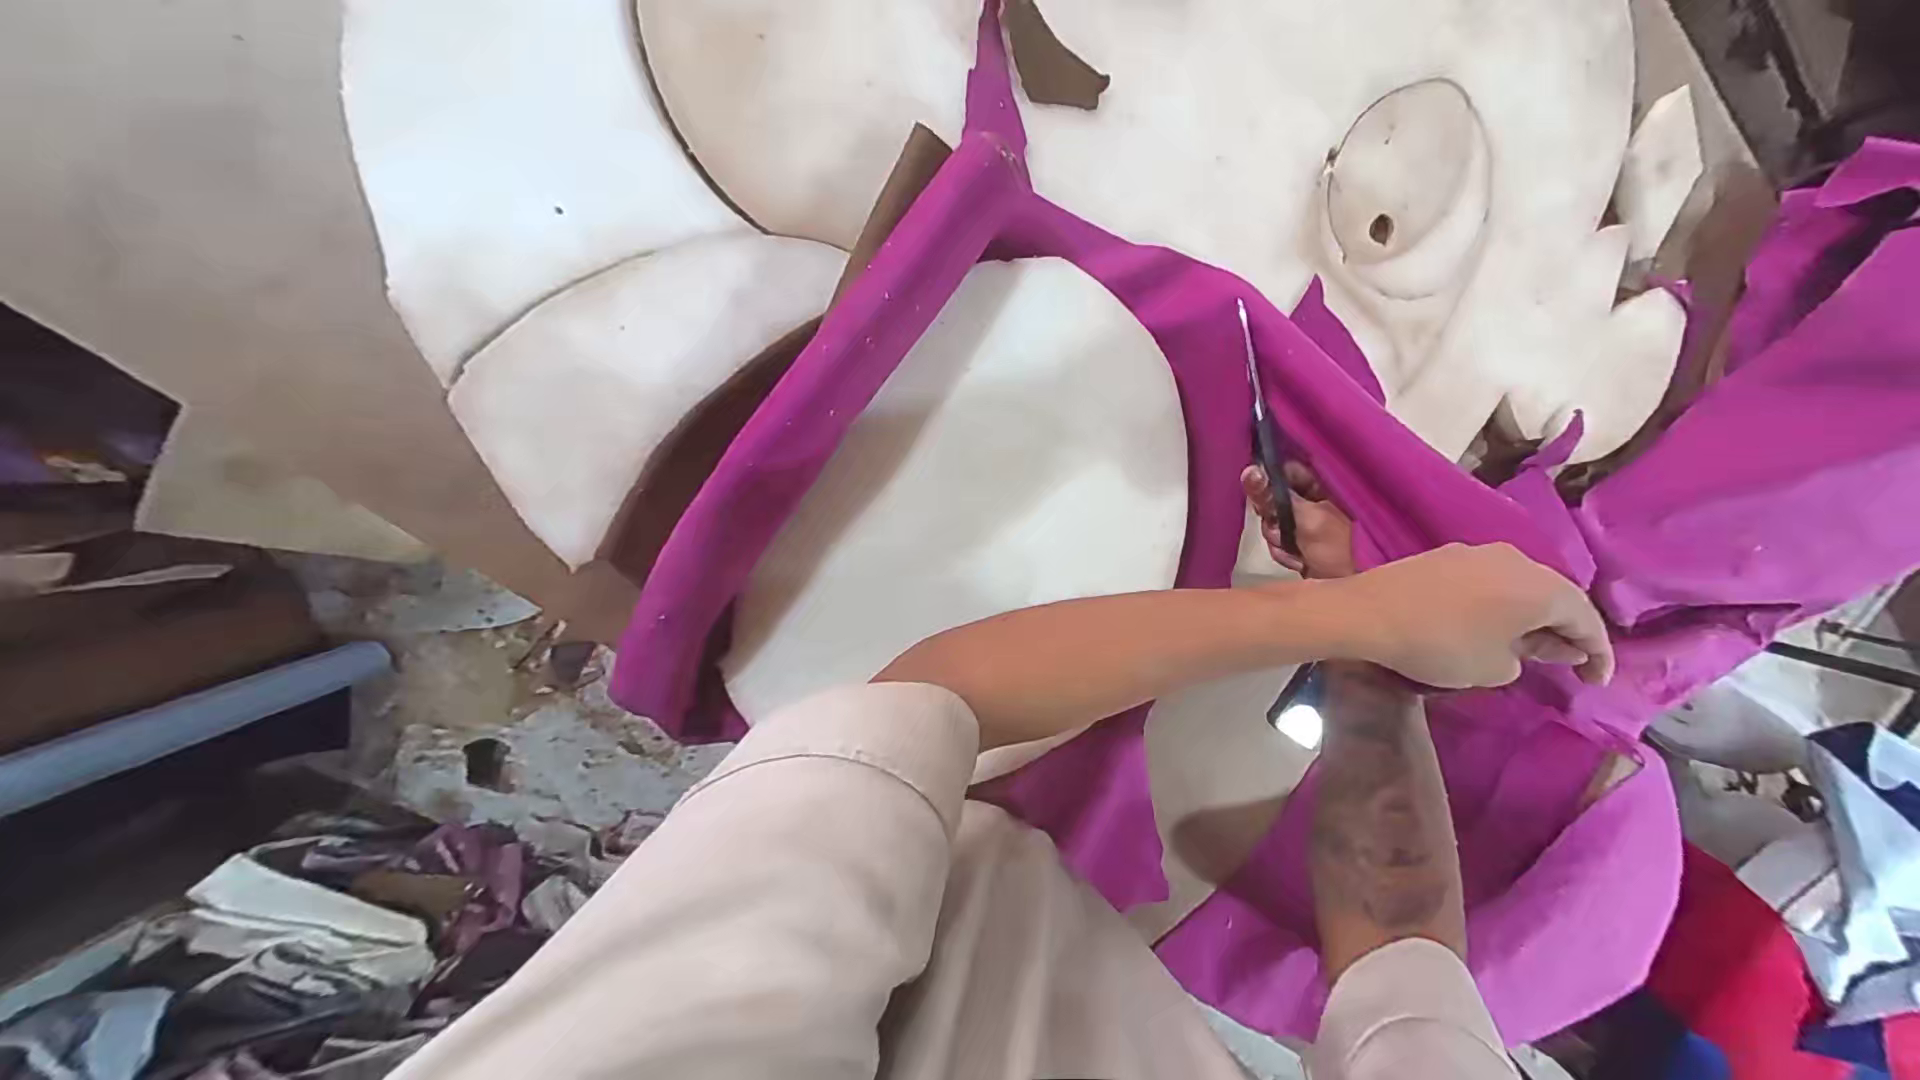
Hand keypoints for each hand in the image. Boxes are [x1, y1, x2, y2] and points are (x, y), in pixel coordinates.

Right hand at [1241, 461, 1354, 578]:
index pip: (1289, 470)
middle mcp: (1315, 502)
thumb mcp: (1303, 518)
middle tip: (1282, 530)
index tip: (1261, 492)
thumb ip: (1272, 497)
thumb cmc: (1339, 549)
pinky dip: (1284, 553)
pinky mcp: (1301, 545)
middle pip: (1274, 499)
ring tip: (1297, 551)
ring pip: (1272, 523)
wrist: (1354, 588)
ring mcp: (1307, 525)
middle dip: (1272, 517)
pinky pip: (1277, 543)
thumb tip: (1249, 471)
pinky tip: (1299, 561)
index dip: (1271, 480)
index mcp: (1326, 486)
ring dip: (1278, 540)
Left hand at [1331, 543, 1614, 688]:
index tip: (1594, 680)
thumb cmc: (1439, 644)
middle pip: (1553, 597)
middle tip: (1562, 661)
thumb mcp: (1495, 667)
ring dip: (1525, 615)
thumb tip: (1539, 644)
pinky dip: (1495, 603)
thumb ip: (1530, 656)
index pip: (1587, 621)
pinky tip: (1485, 623)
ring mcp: (1474, 553)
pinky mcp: (1441, 556)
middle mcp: (1515, 559)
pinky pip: (1486, 581)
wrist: (1365, 612)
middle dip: (1562, 630)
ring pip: (1518, 586)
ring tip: (1522, 645)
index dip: (1597, 655)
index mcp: (1542, 586)